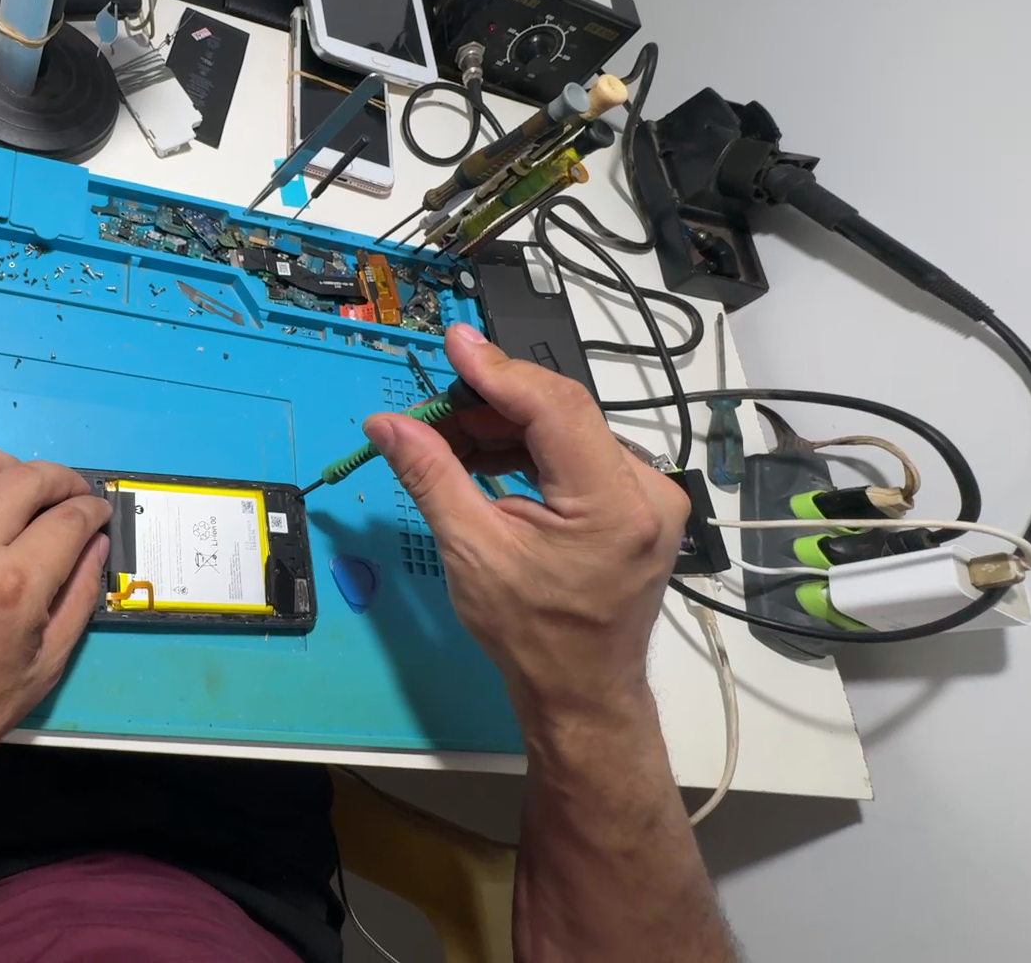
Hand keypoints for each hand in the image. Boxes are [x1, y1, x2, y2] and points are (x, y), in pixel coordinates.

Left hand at [0, 447, 111, 815]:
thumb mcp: (42, 669)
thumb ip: (79, 597)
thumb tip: (96, 542)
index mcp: (10, 588)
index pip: (67, 519)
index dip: (93, 509)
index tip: (98, 511)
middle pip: (24, 479)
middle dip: (60, 479)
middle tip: (70, 494)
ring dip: (4, 466)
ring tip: (17, 486)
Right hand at [363, 325, 689, 723]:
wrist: (578, 689)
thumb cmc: (528, 631)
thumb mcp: (469, 550)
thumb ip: (429, 475)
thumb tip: (385, 423)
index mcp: (615, 504)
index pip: (557, 409)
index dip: (499, 371)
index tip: (454, 342)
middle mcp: (645, 488)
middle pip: (559, 413)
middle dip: (489, 403)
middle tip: (429, 410)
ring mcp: (644, 494)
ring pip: (561, 429)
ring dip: (498, 426)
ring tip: (443, 438)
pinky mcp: (629, 501)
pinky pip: (567, 452)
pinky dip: (518, 448)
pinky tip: (476, 457)